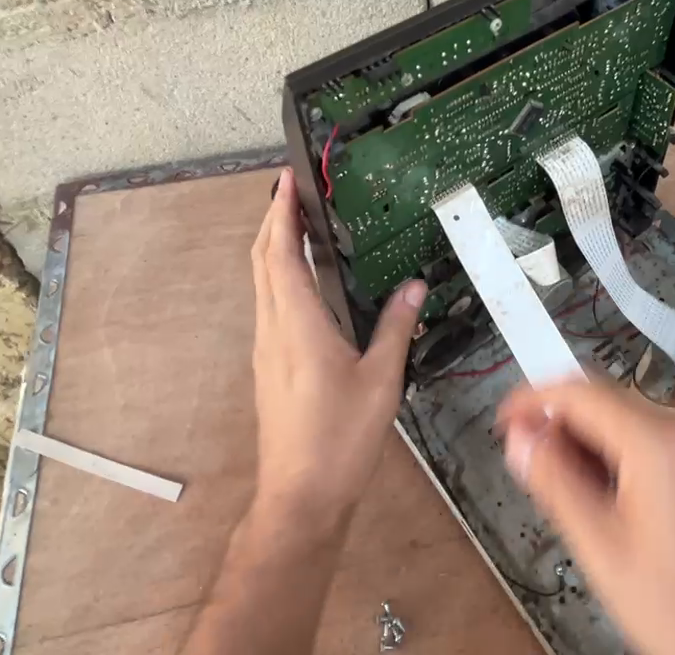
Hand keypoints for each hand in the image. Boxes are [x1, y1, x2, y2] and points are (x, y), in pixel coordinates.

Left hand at [249, 167, 425, 530]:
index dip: (280, 212)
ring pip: (261, 282)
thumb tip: (413, 286)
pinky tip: (303, 278)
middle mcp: (273, 328)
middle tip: (290, 189)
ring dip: (273, 245)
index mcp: (298, 324)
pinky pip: (269, 302)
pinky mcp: (269, 364)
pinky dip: (279, 274)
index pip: (279, 253)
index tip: (286, 179)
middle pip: (261, 260)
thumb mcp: (380, 379)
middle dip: (272, 219)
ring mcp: (266, 347)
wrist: (300, 494)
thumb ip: (395, 327)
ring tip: (297, 222)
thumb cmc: (340, 437)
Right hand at [499, 380, 674, 654]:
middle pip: (604, 398)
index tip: (508, 415)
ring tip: (561, 483)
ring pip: (626, 417)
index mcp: (660, 441)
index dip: (534, 398)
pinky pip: (651, 437)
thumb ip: (555, 482)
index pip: (579, 390)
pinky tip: (602, 491)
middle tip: (526, 452)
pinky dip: (618, 452)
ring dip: (587, 439)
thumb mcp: (602, 549)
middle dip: (559, 422)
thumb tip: (521, 440)